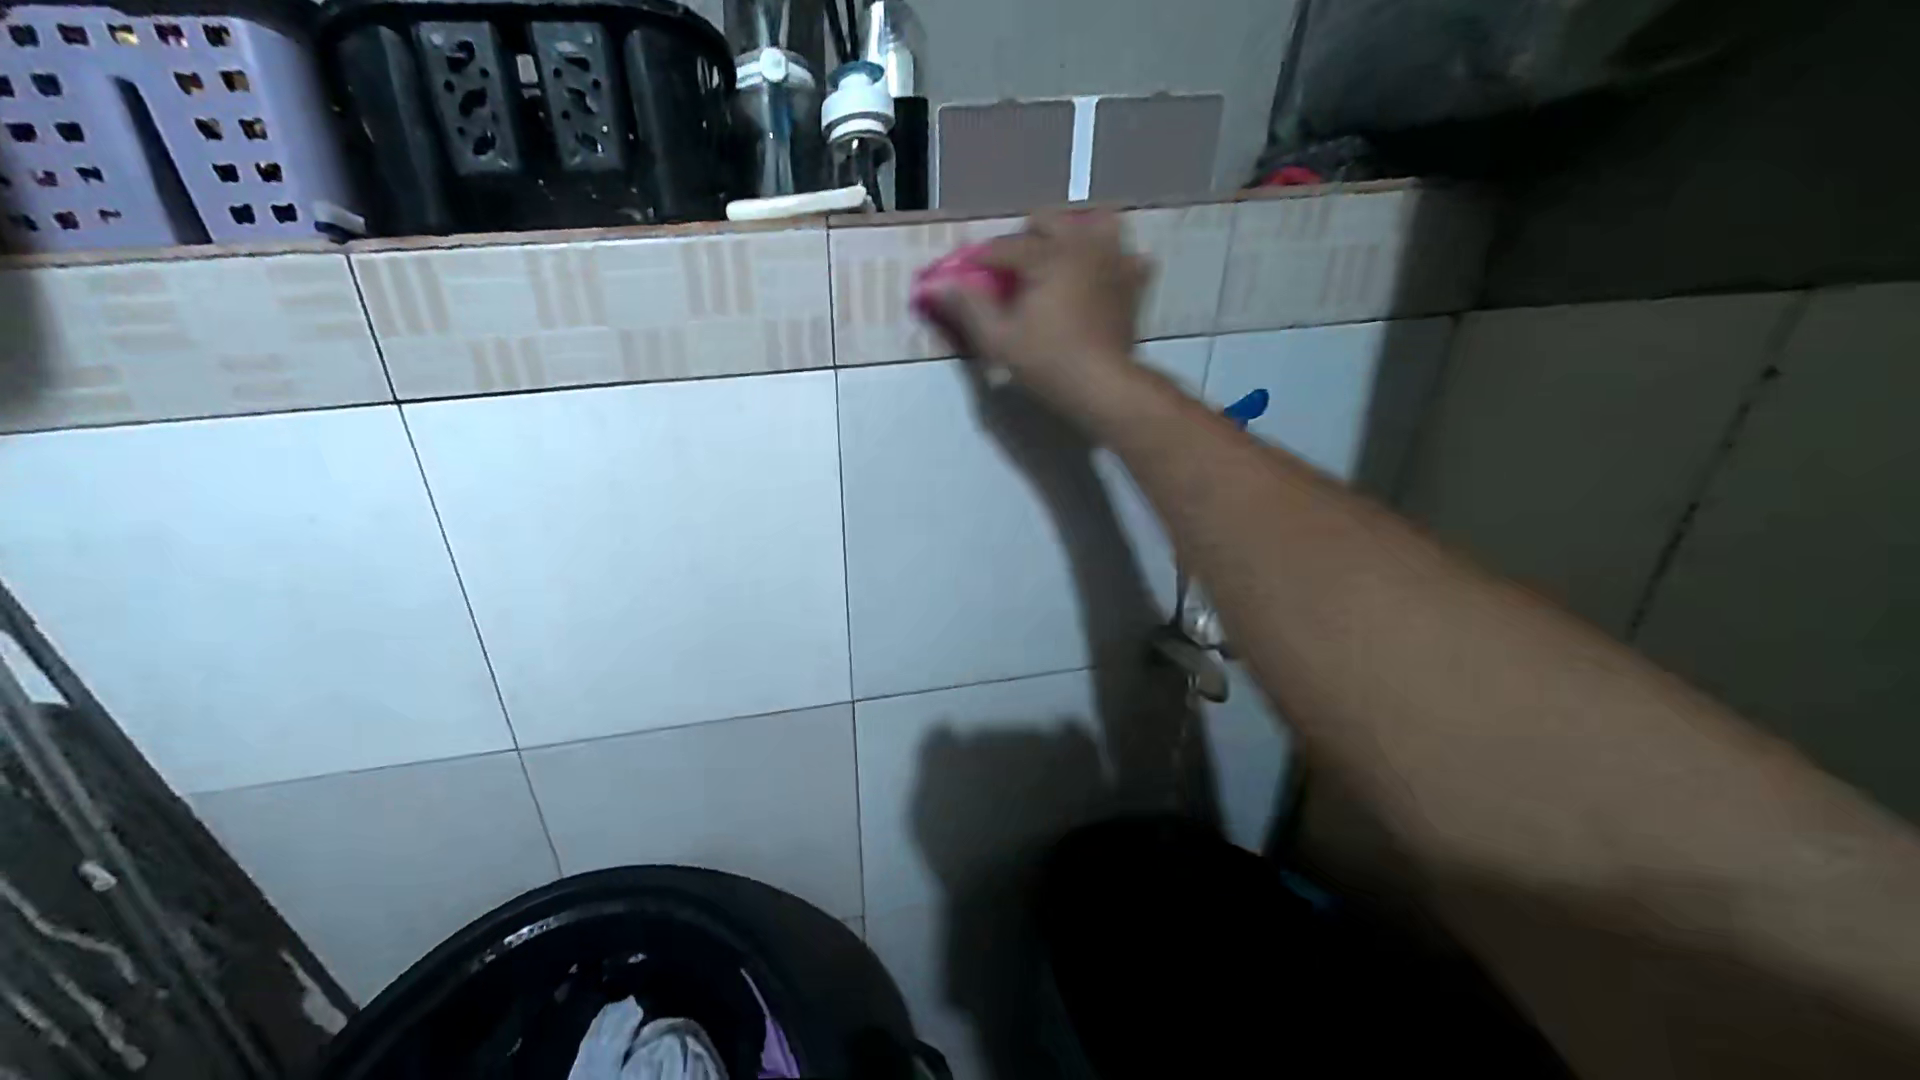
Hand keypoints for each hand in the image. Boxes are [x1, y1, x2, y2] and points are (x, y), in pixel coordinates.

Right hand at [920, 210, 1151, 415]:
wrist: (1103, 386)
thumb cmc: (1047, 363)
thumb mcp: (998, 339)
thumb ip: (968, 307)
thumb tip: (936, 284)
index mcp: (1047, 256)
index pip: (1005, 246)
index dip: (981, 258)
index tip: (967, 271)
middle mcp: (1082, 247)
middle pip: (1051, 218)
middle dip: (1027, 235)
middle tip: (1015, 265)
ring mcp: (1114, 261)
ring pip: (1098, 222)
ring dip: (1077, 232)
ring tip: (1062, 257)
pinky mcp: (1134, 283)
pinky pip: (1130, 255)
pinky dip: (1114, 259)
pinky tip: (1101, 276)